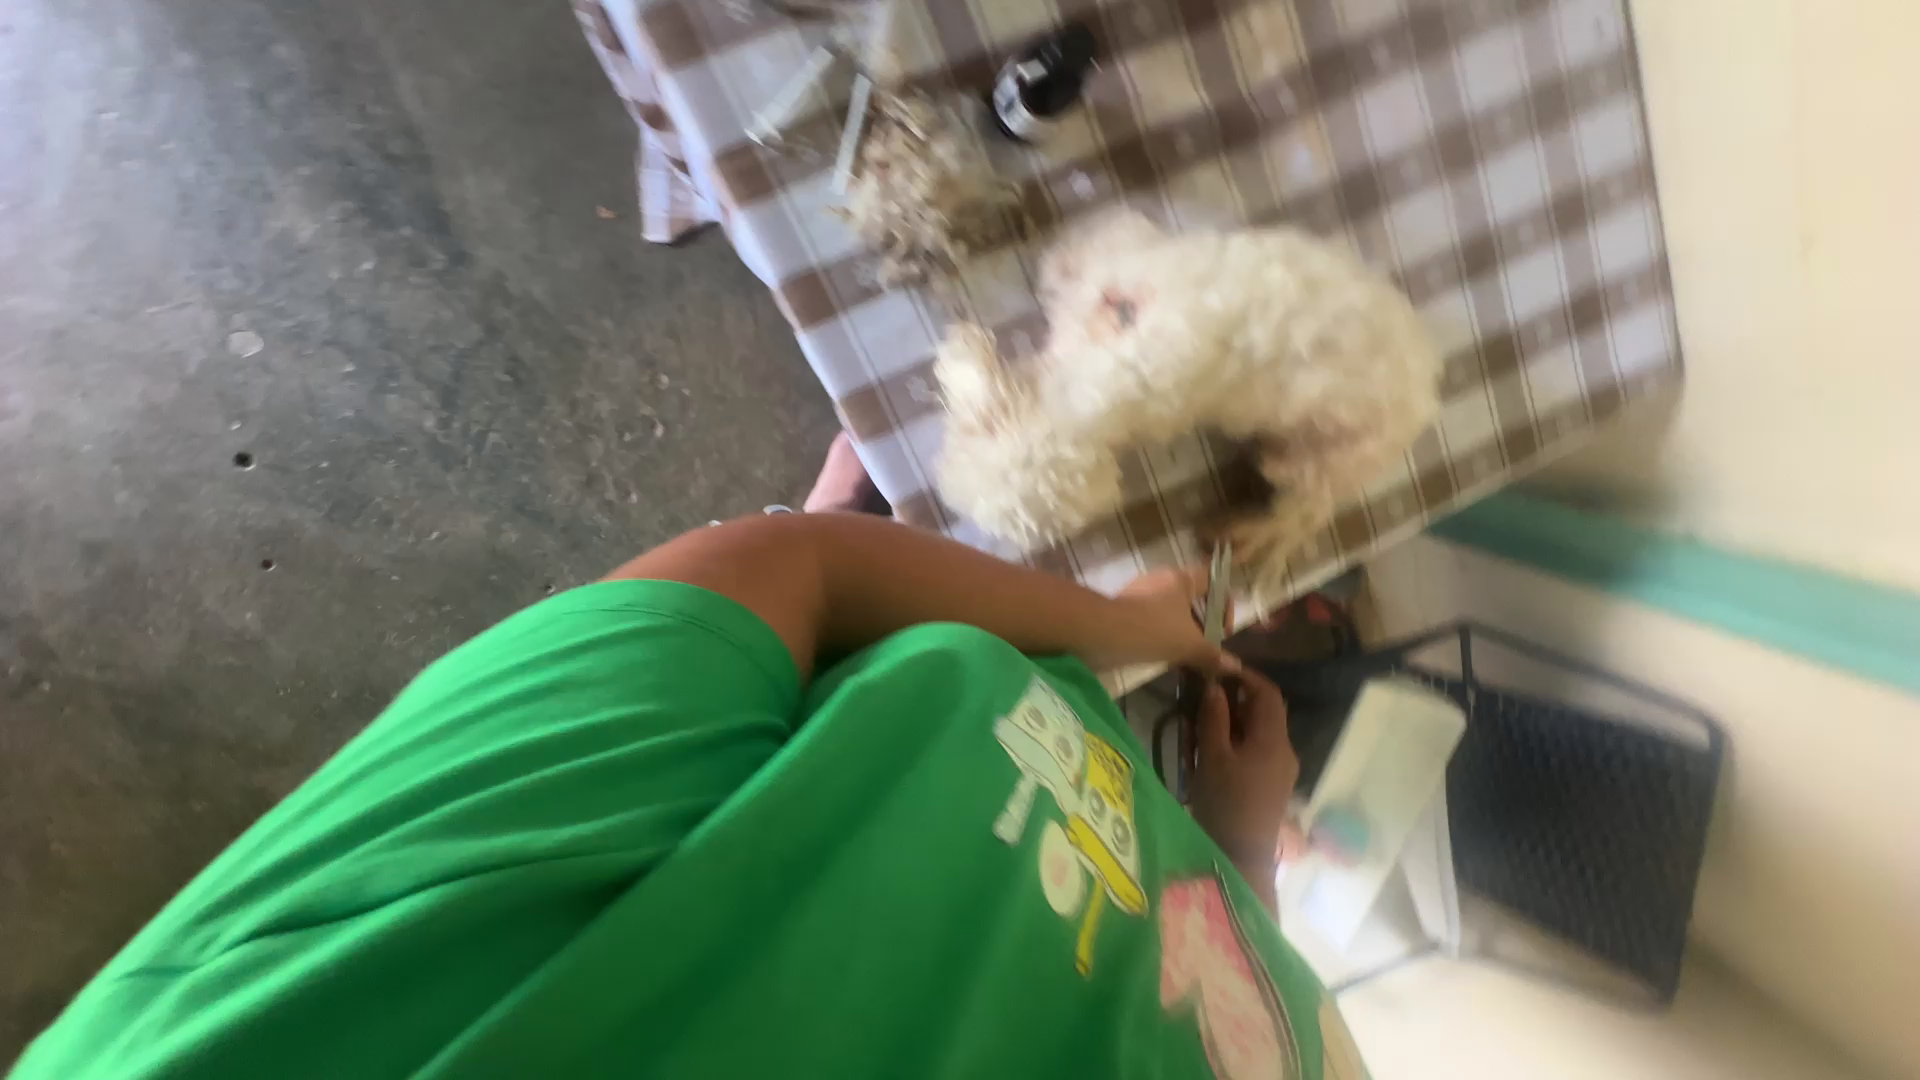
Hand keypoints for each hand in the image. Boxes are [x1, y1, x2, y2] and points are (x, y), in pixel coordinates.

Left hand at [1108, 566, 1240, 674]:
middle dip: (1199, 624)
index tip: (1221, 632)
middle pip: (1190, 598)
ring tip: (1180, 657)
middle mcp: (1161, 578)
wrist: (1102, 630)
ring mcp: (1139, 590)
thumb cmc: (1153, 629)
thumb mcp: (1188, 645)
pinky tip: (1157, 654)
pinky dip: (1156, 633)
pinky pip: (1148, 617)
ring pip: (1168, 610)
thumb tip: (1236, 667)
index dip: (1223, 605)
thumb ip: (1212, 655)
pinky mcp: (1122, 604)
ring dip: (1177, 631)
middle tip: (1201, 649)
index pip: (1213, 580)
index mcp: (1181, 578)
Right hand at [1187, 669, 1298, 887]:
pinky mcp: (1270, 786)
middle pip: (1261, 712)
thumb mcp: (1211, 756)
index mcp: (1273, 740)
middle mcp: (1283, 751)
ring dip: (1227, 723)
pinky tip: (1205, 751)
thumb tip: (1214, 685)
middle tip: (1198, 697)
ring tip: (1195, 725)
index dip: (1244, 676)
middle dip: (1230, 701)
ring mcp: (1279, 770)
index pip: (1267, 693)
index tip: (1215, 670)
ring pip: (1255, 733)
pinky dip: (1232, 743)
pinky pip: (1253, 752)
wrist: (1239, 858)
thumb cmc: (1224, 803)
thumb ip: (1213, 717)